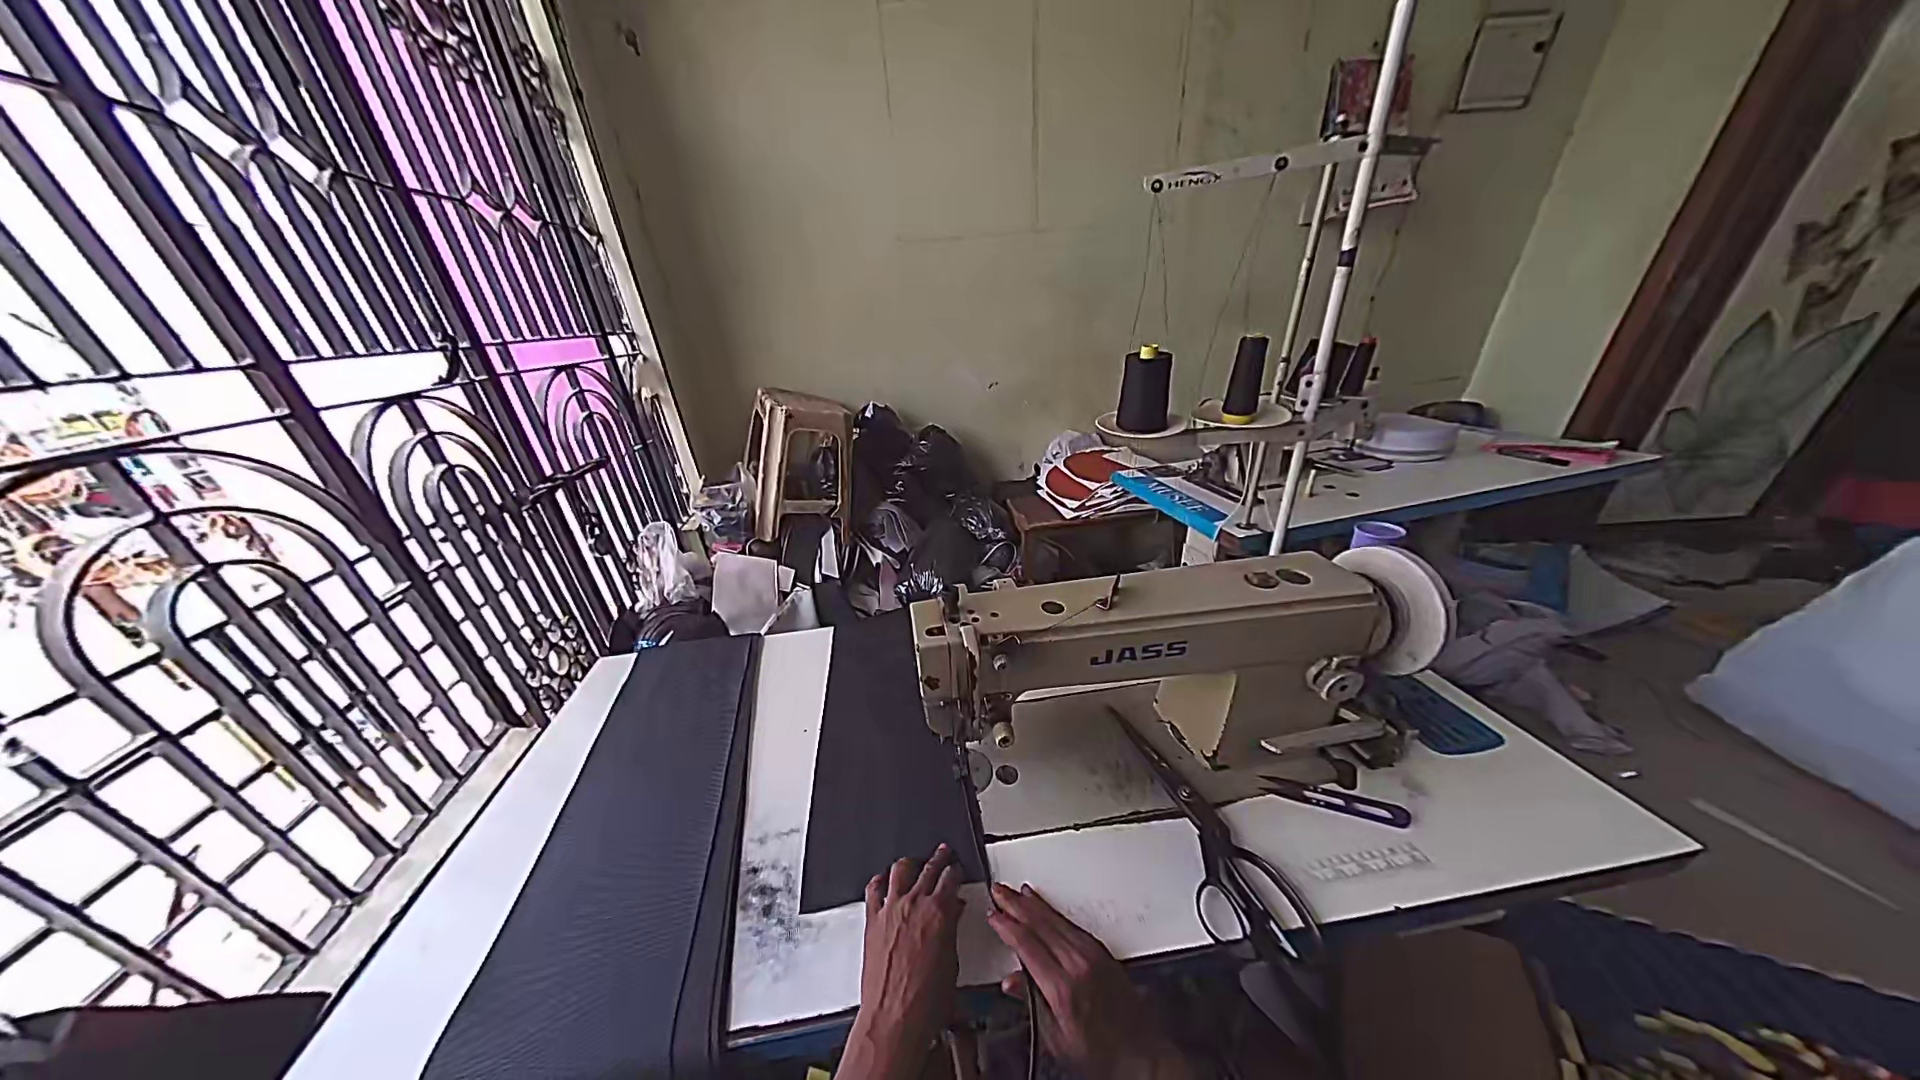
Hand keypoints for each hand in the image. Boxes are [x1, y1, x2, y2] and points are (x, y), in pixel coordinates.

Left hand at [839, 845, 962, 1079]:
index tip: (956, 868)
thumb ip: (951, 929)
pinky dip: (880, 881)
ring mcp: (891, 909)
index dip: (955, 870)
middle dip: (938, 857)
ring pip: (900, 870)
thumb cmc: (925, 1001)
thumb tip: (953, 914)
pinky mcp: (873, 920)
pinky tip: (883, 880)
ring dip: (910, 864)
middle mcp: (914, 904)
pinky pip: (874, 889)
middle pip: (928, 868)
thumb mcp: (952, 962)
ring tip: (914, 861)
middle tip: (942, 852)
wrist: (894, 1019)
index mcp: (939, 912)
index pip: (950, 877)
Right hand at [986, 883, 1196, 1079]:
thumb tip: (1010, 982)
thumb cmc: (1100, 1053)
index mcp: (1062, 988)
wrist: (1140, 1055)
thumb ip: (1032, 1003)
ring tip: (1015, 892)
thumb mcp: (1056, 1038)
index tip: (994, 915)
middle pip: (1040, 924)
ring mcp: (1092, 954)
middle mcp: (1078, 965)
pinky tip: (1042, 905)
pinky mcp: (1101, 951)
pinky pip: (1071, 923)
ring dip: (1032, 903)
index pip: (1027, 945)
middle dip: (1016, 904)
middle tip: (999, 891)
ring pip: (1055, 919)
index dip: (1007, 926)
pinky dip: (1052, 911)